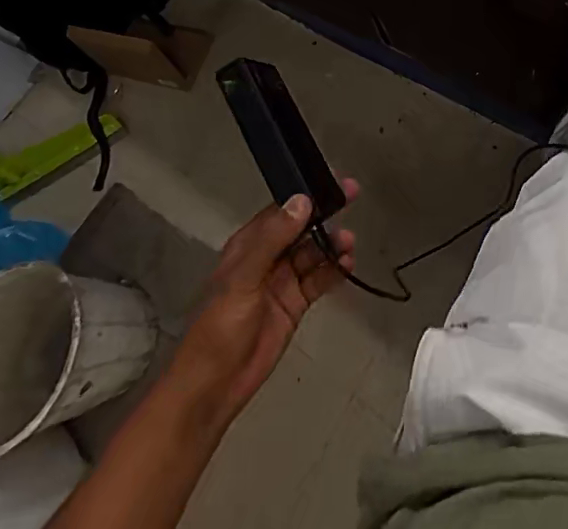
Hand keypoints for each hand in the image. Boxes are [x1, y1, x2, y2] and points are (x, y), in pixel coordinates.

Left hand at [170, 183, 359, 423]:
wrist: (216, 383)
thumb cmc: (220, 326)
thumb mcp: (243, 277)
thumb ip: (273, 239)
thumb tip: (300, 202)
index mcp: (248, 245)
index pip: (281, 211)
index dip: (305, 196)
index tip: (330, 183)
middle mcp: (266, 258)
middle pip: (301, 229)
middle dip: (325, 215)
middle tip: (351, 197)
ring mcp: (281, 282)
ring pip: (312, 254)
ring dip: (332, 245)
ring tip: (350, 242)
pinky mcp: (294, 305)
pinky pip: (318, 281)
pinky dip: (333, 272)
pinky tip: (347, 266)